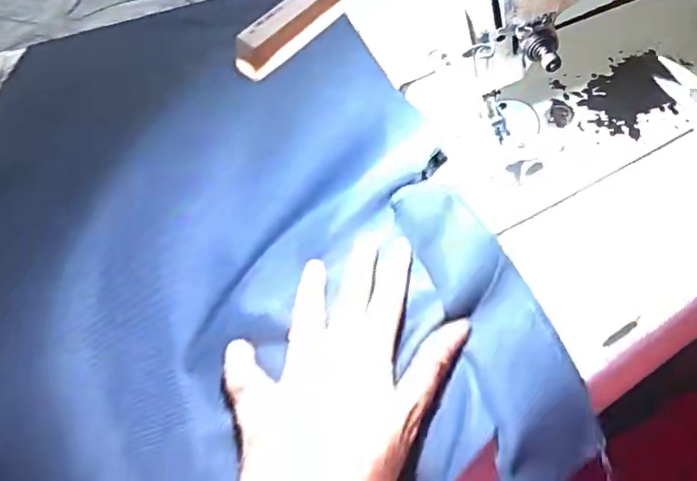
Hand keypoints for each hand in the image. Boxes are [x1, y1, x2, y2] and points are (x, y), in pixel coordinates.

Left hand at [224, 239, 470, 480]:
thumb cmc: (364, 463)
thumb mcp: (406, 417)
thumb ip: (430, 368)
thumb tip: (461, 322)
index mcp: (367, 357)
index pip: (386, 305)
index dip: (394, 273)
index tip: (399, 242)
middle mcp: (330, 358)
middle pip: (347, 305)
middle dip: (358, 271)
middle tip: (364, 239)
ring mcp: (293, 381)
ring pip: (303, 328)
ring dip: (307, 298)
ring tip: (312, 267)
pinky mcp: (262, 412)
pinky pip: (248, 385)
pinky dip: (242, 367)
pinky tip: (235, 347)